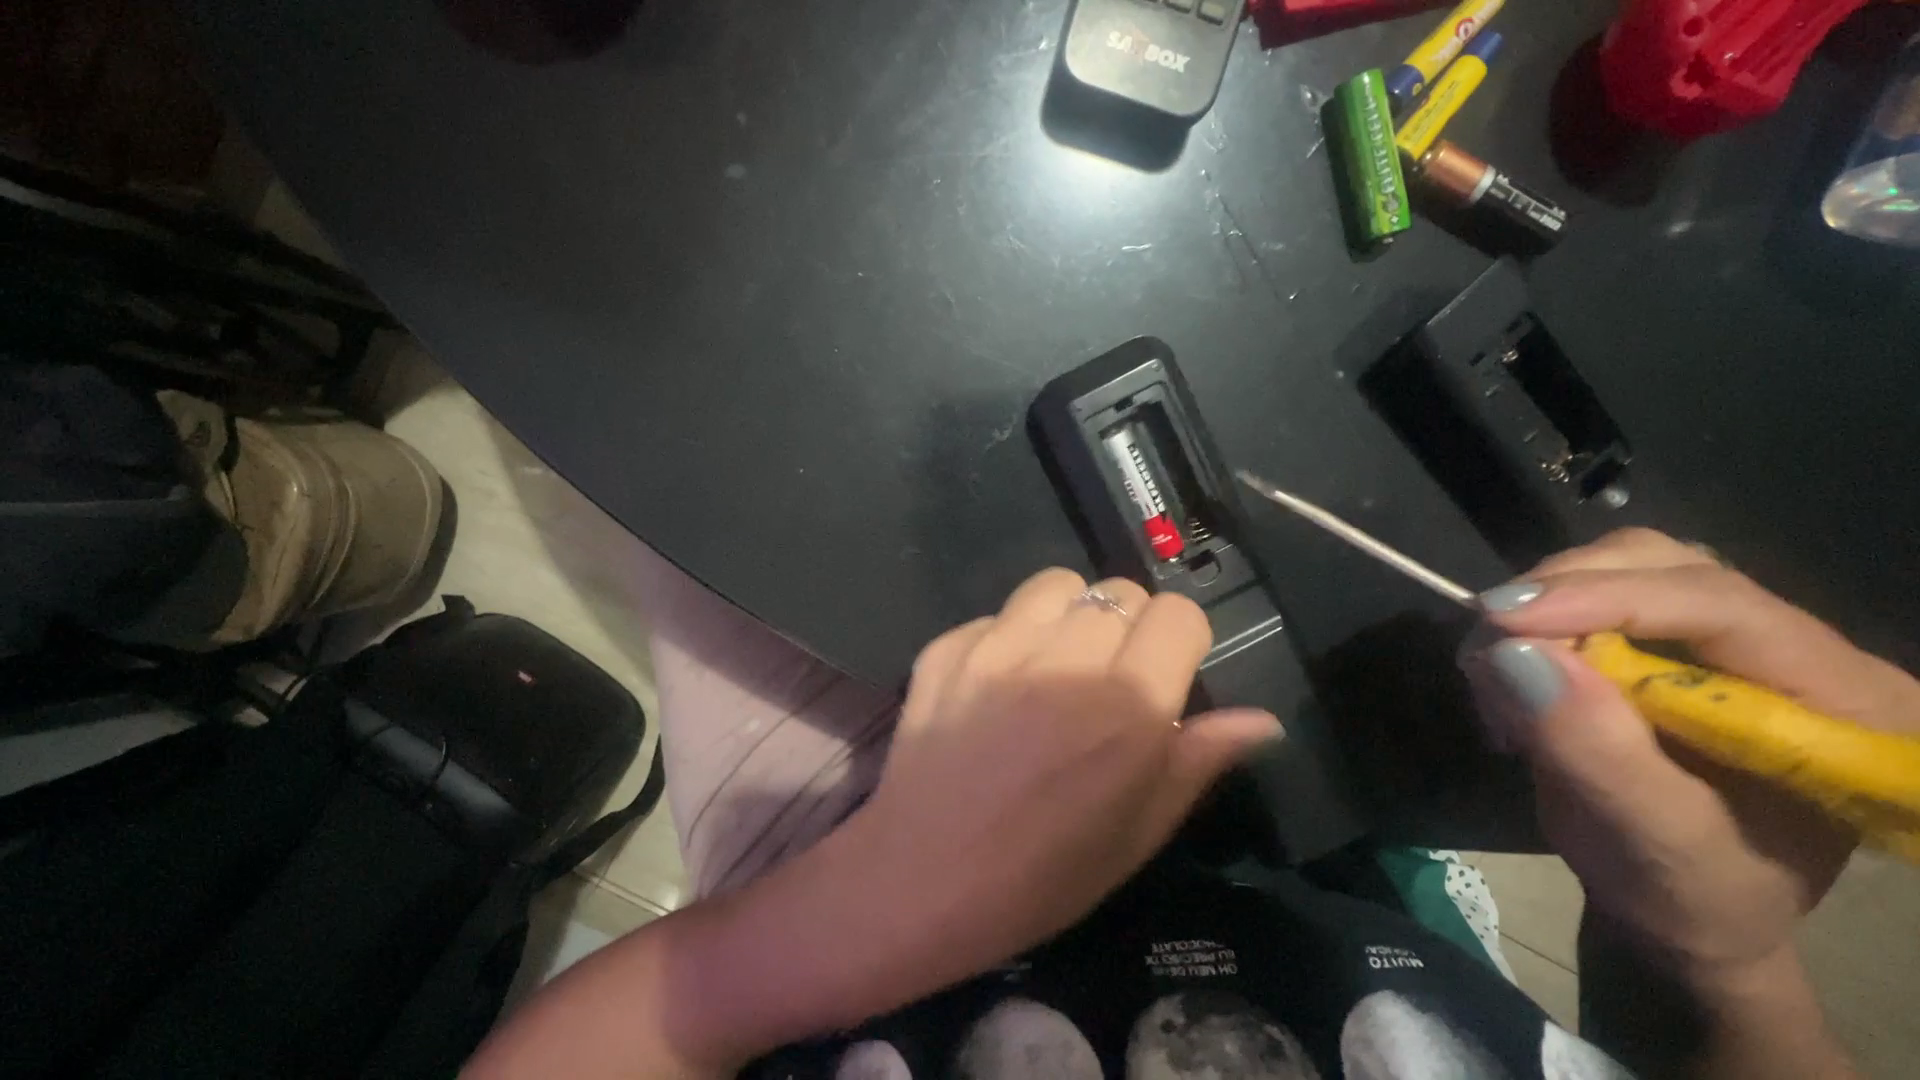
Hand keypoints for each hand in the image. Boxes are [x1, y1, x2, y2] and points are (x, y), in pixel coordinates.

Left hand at [841, 568, 1282, 990]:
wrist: (923, 883)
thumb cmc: (1045, 875)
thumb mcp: (1139, 833)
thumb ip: (1198, 760)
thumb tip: (1262, 718)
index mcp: (1128, 704)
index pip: (1179, 614)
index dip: (1180, 641)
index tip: (1166, 674)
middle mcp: (1067, 658)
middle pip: (1121, 591)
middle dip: (1129, 627)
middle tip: (1108, 677)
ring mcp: (997, 646)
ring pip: (1057, 584)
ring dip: (1069, 614)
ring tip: (1056, 662)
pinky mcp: (945, 648)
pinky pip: (994, 615)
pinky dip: (1006, 637)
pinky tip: (995, 685)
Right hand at [1464, 528, 1919, 984]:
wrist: (1676, 907)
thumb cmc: (1688, 893)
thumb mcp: (1651, 838)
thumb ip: (1596, 749)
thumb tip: (1512, 651)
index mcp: (1841, 700)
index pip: (1719, 605)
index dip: (1604, 599)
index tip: (1500, 620)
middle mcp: (1792, 648)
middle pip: (1664, 566)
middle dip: (1561, 596)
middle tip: (1486, 647)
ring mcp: (1725, 637)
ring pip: (1618, 569)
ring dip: (1538, 611)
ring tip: (1496, 680)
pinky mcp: (1667, 638)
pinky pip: (1585, 595)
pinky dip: (1530, 627)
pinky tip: (1512, 681)